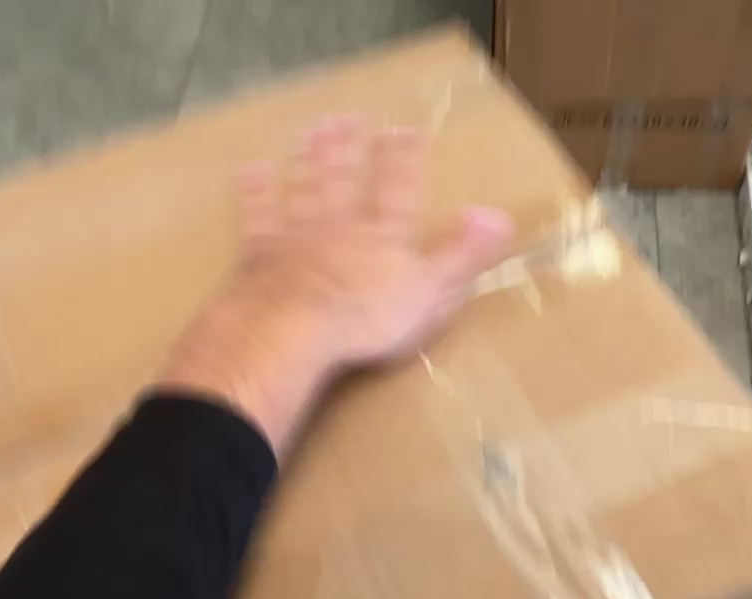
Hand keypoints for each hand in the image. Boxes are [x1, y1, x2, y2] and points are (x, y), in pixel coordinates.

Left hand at [158, 116, 514, 452]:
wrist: (296, 329)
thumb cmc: (369, 319)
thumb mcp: (429, 292)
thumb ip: (460, 255)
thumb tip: (500, 217)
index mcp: (385, 236)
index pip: (399, 189)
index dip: (404, 159)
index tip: (405, 128)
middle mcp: (341, 225)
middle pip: (346, 179)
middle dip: (349, 148)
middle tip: (347, 117)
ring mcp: (297, 235)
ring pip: (305, 188)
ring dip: (309, 159)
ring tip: (311, 131)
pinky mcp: (260, 254)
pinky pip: (257, 215)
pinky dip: (254, 191)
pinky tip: (251, 169)